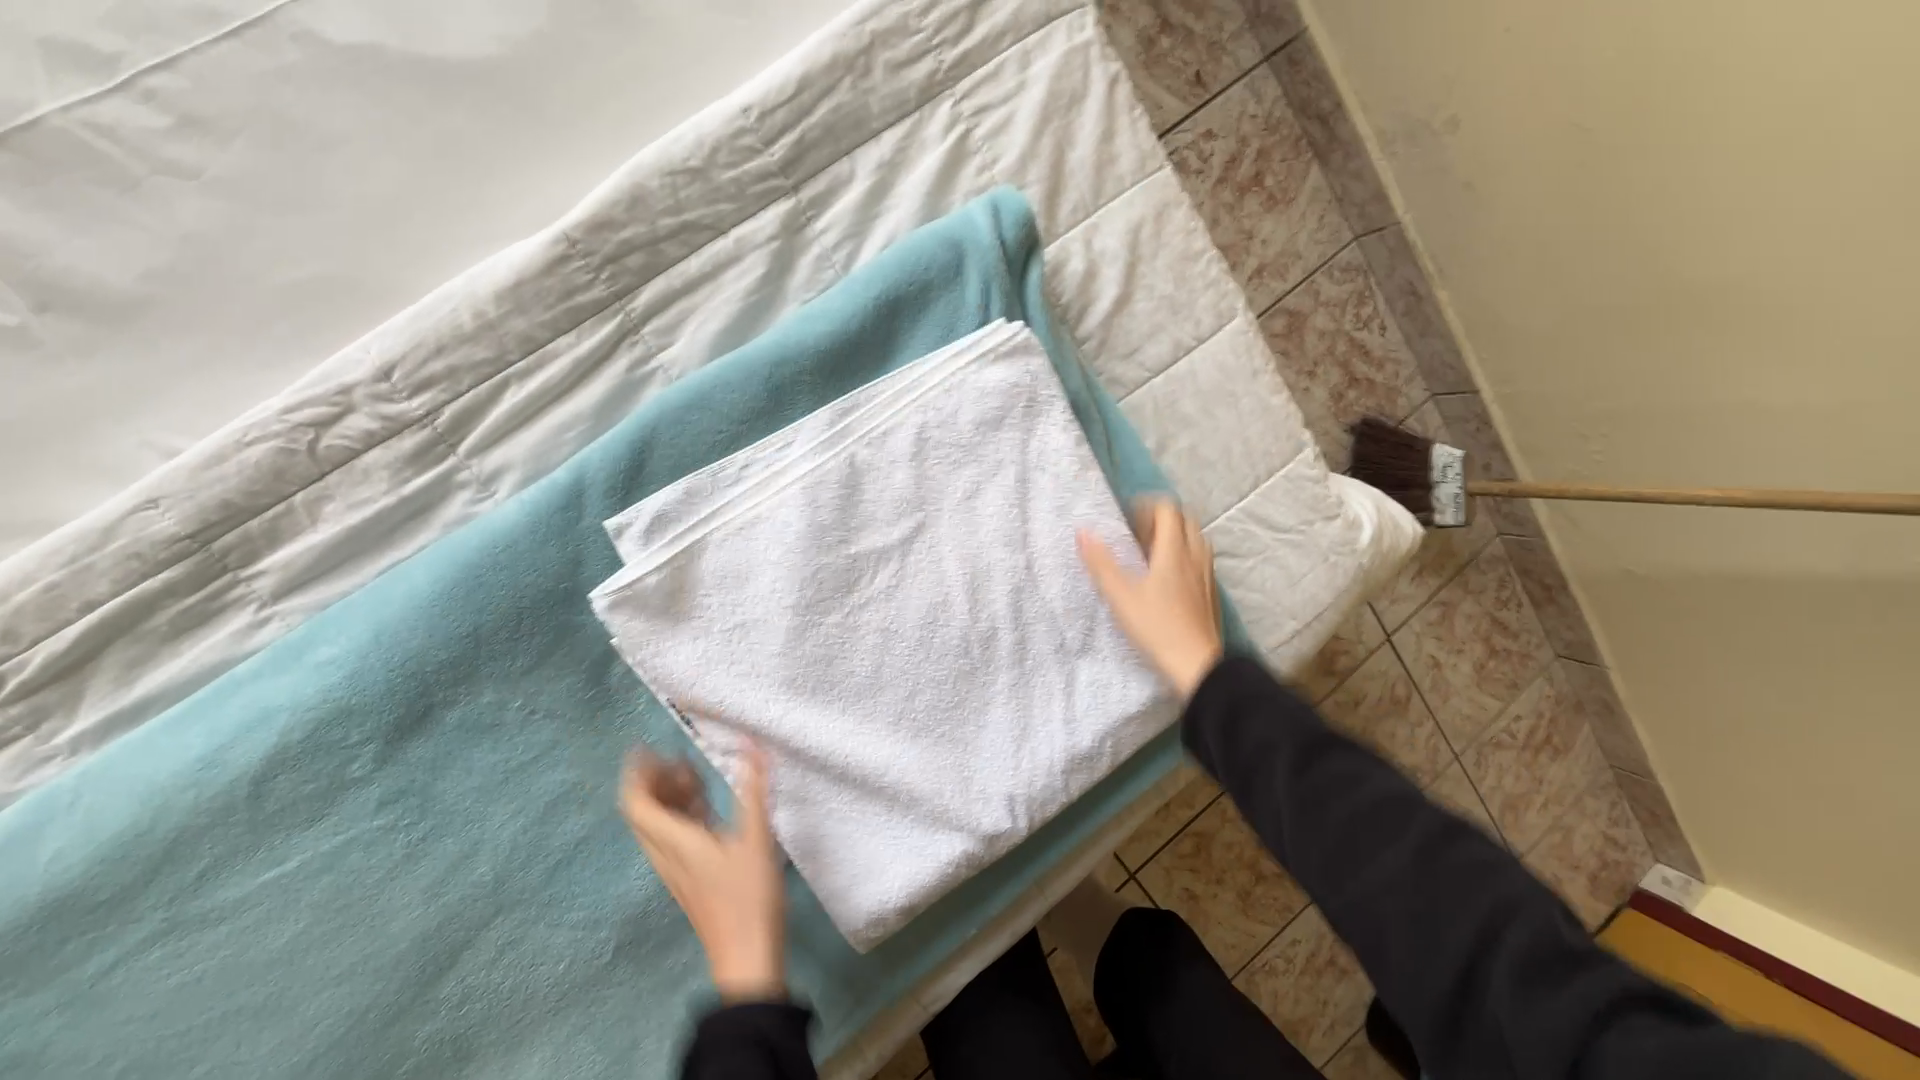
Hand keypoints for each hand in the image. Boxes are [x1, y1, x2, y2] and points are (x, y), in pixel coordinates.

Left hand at [620, 745, 785, 1001]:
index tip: (650, 747)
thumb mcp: (755, 838)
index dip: (637, 773)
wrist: (746, 956)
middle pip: (644, 812)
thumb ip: (753, 789)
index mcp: (674, 842)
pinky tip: (708, 806)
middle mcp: (666, 855)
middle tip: (678, 758)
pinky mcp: (691, 877)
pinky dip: (683, 815)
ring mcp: (678, 868)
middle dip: (656, 780)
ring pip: (659, 825)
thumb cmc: (748, 897)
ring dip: (670, 797)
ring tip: (695, 774)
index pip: (636, 803)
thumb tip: (750, 745)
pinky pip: (675, 838)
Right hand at [1078, 498, 1224, 697]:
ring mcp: (1207, 576)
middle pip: (1185, 520)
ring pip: (1195, 541)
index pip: (1168, 510)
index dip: (1147, 506)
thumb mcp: (1121, 596)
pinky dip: (1184, 557)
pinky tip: (1167, 580)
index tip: (1126, 519)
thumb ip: (1100, 563)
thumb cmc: (1156, 628)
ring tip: (1151, 554)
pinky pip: (1200, 561)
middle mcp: (1195, 557)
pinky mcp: (1210, 594)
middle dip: (1162, 519)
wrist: (1197, 665)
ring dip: (1175, 537)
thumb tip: (1083, 532)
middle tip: (1137, 534)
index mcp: (1174, 551)